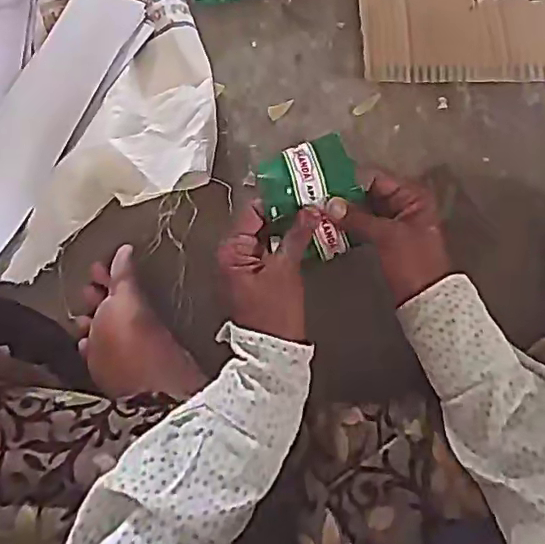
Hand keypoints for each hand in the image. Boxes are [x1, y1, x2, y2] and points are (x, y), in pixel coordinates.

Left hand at [215, 200, 312, 341]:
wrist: (273, 353)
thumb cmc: (274, 314)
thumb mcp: (286, 269)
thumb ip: (297, 235)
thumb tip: (309, 210)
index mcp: (231, 250)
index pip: (252, 211)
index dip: (276, 199)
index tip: (299, 190)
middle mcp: (232, 254)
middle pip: (260, 221)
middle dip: (285, 211)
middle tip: (310, 200)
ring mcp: (244, 265)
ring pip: (268, 234)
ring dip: (289, 225)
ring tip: (313, 214)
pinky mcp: (257, 275)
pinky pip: (272, 248)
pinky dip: (288, 240)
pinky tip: (307, 233)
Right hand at [322, 169, 450, 306]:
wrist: (425, 299)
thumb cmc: (413, 261)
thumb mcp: (387, 236)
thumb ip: (358, 217)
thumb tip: (329, 204)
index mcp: (413, 195)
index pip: (377, 178)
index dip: (351, 179)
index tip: (325, 180)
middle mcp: (405, 203)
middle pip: (369, 192)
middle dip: (345, 195)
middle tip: (317, 195)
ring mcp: (395, 221)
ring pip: (365, 208)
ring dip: (345, 210)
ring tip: (319, 208)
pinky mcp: (386, 237)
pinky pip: (365, 223)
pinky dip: (350, 224)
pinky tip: (330, 224)